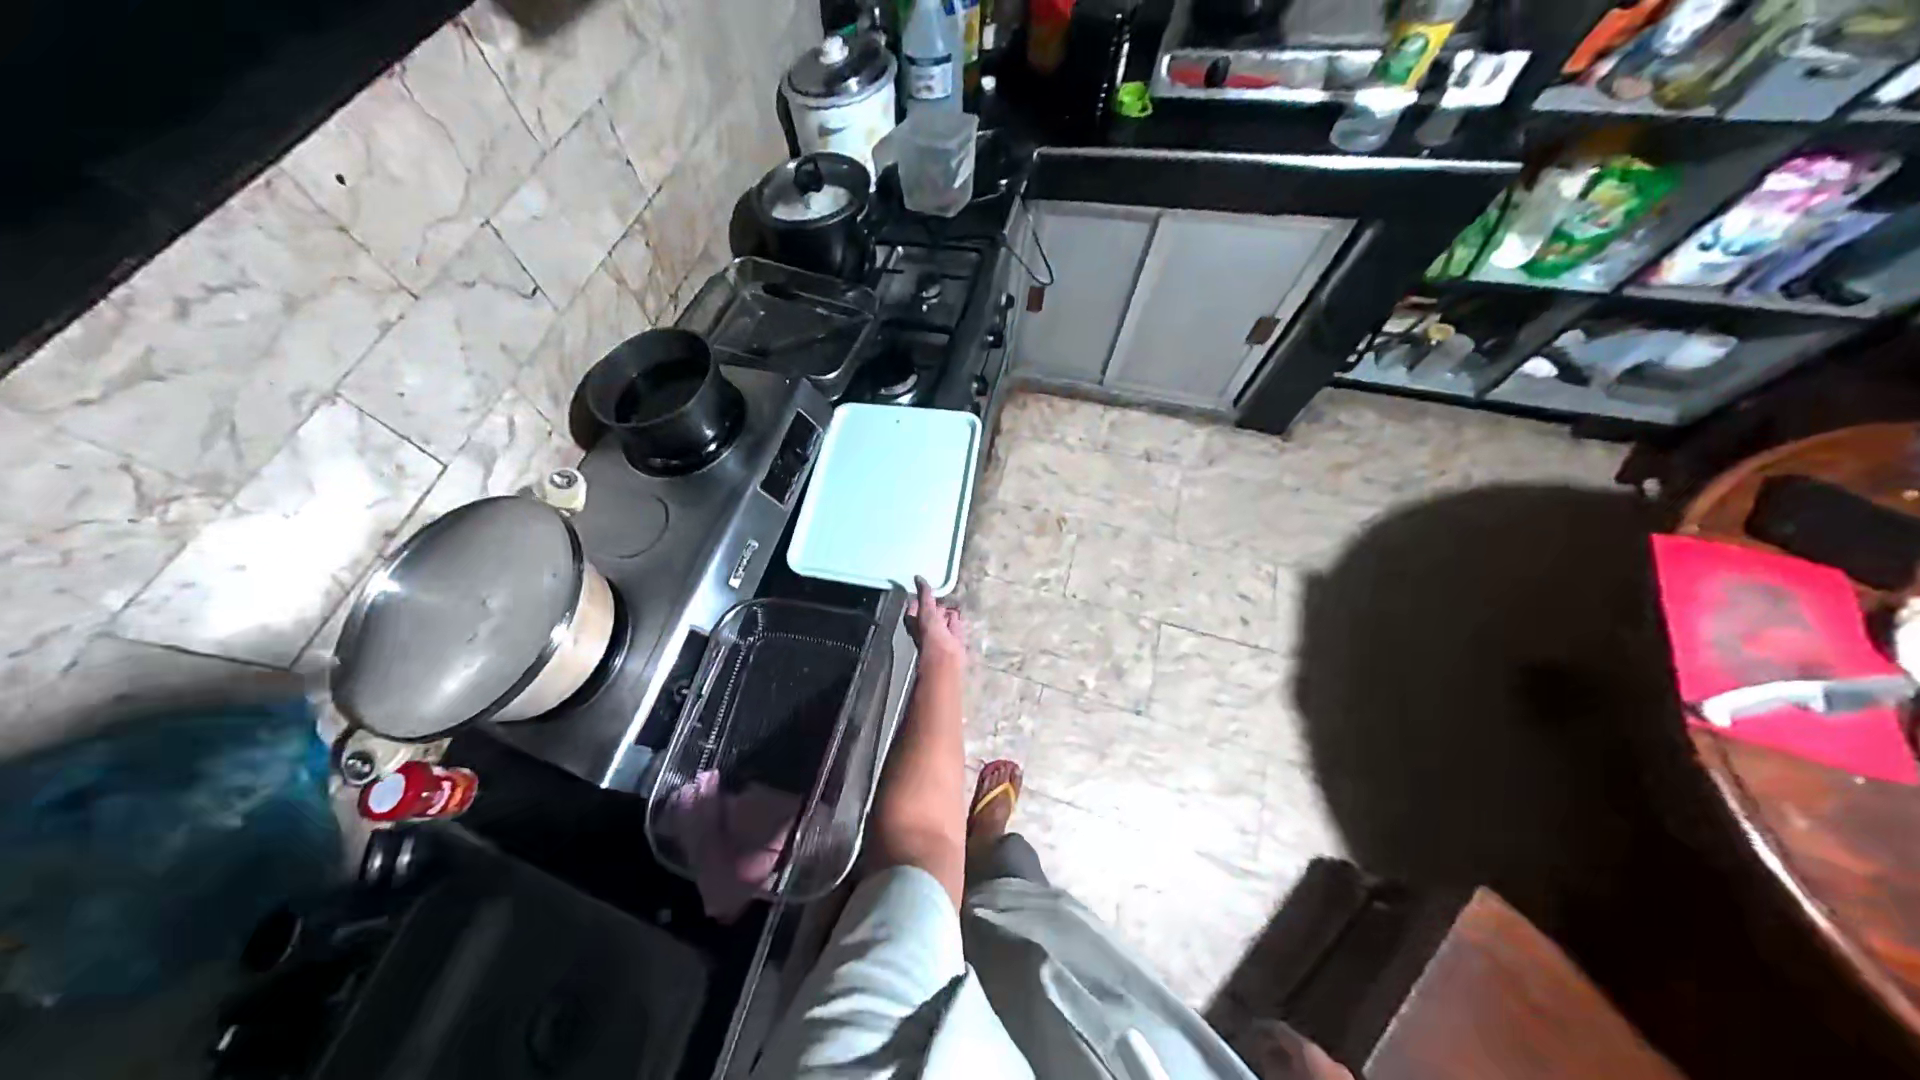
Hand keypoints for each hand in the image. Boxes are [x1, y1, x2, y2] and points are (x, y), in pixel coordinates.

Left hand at [905, 575, 965, 671]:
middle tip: (940, 593)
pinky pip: (954, 625)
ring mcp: (941, 633)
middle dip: (935, 604)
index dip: (919, 599)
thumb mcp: (926, 610)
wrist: (945, 657)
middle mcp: (926, 627)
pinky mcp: (954, 638)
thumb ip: (924, 594)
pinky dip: (956, 619)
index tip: (925, 588)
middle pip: (930, 613)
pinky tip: (958, 611)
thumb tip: (918, 577)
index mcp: (916, 621)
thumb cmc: (930, 634)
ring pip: (943, 619)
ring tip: (951, 600)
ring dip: (946, 611)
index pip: (915, 607)